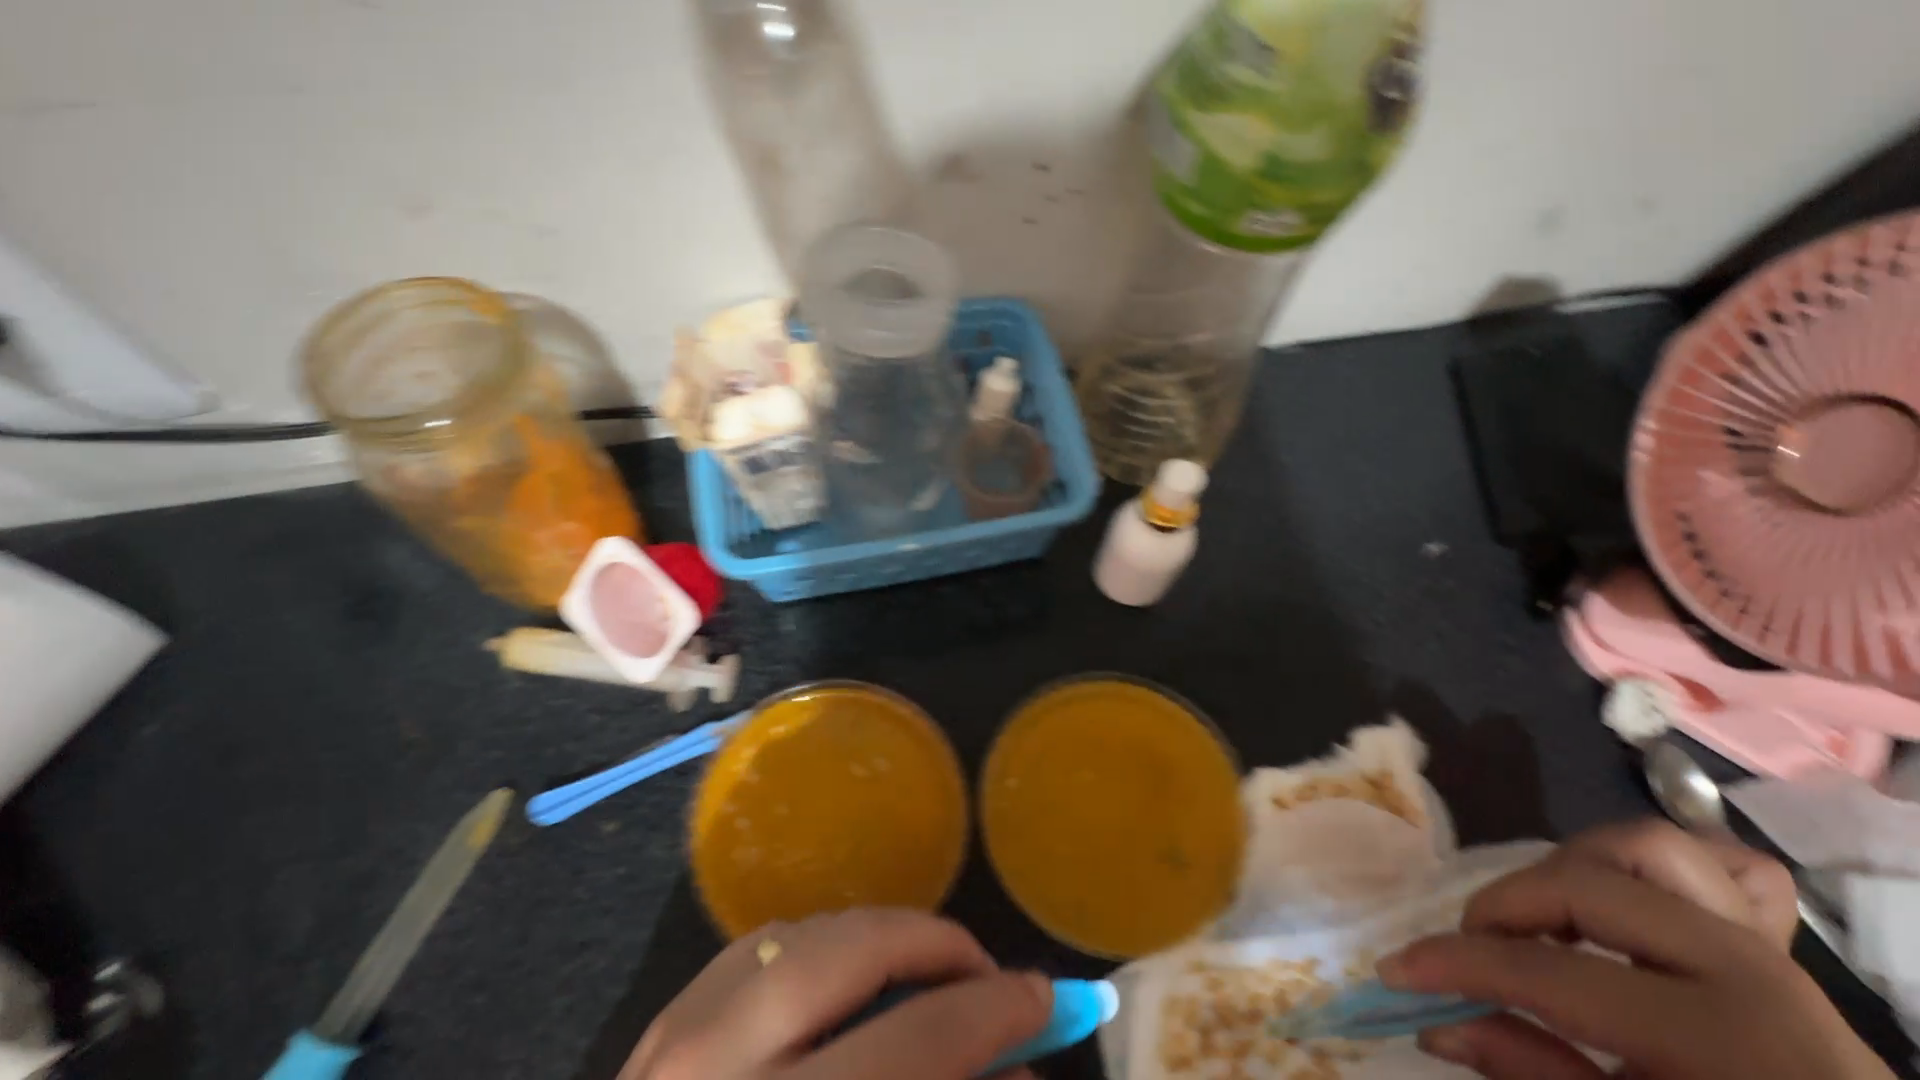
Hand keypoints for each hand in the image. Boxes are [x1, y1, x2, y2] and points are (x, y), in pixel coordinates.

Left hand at [619, 908, 1050, 1079]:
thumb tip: (1013, 1065)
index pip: (920, 1040)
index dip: (996, 1010)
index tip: (1042, 997)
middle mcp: (723, 1069)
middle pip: (852, 950)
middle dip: (939, 945)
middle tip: (986, 973)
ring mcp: (673, 1042)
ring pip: (801, 934)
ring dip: (877, 938)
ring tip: (922, 972)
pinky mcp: (654, 1031)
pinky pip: (754, 949)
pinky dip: (816, 948)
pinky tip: (844, 979)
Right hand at [1379, 820, 1892, 1079]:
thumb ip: (1529, 1069)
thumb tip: (1433, 1023)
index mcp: (1721, 1037)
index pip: (1550, 972)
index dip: (1457, 964)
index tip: (1393, 968)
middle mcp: (1747, 968)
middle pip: (1585, 883)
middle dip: (1503, 906)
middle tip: (1468, 949)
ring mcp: (1771, 945)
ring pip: (1648, 846)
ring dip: (1572, 869)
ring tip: (1539, 922)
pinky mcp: (1778, 943)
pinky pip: (1719, 866)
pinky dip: (1651, 870)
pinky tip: (1617, 908)